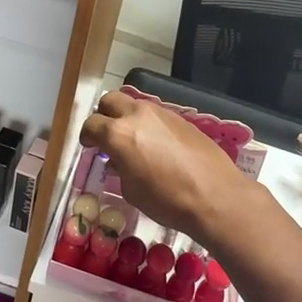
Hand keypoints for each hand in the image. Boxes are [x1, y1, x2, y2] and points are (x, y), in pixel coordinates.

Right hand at [80, 90, 258, 240]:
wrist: (215, 195)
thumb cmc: (167, 200)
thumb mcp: (132, 191)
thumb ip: (119, 169)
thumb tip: (118, 161)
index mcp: (118, 133)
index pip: (91, 124)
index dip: (87, 136)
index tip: (89, 146)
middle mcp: (137, 114)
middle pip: (110, 101)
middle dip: (104, 115)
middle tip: (107, 135)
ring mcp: (161, 112)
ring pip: (135, 104)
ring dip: (128, 117)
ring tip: (134, 141)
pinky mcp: (181, 117)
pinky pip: (156, 114)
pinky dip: (149, 124)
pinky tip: (157, 145)